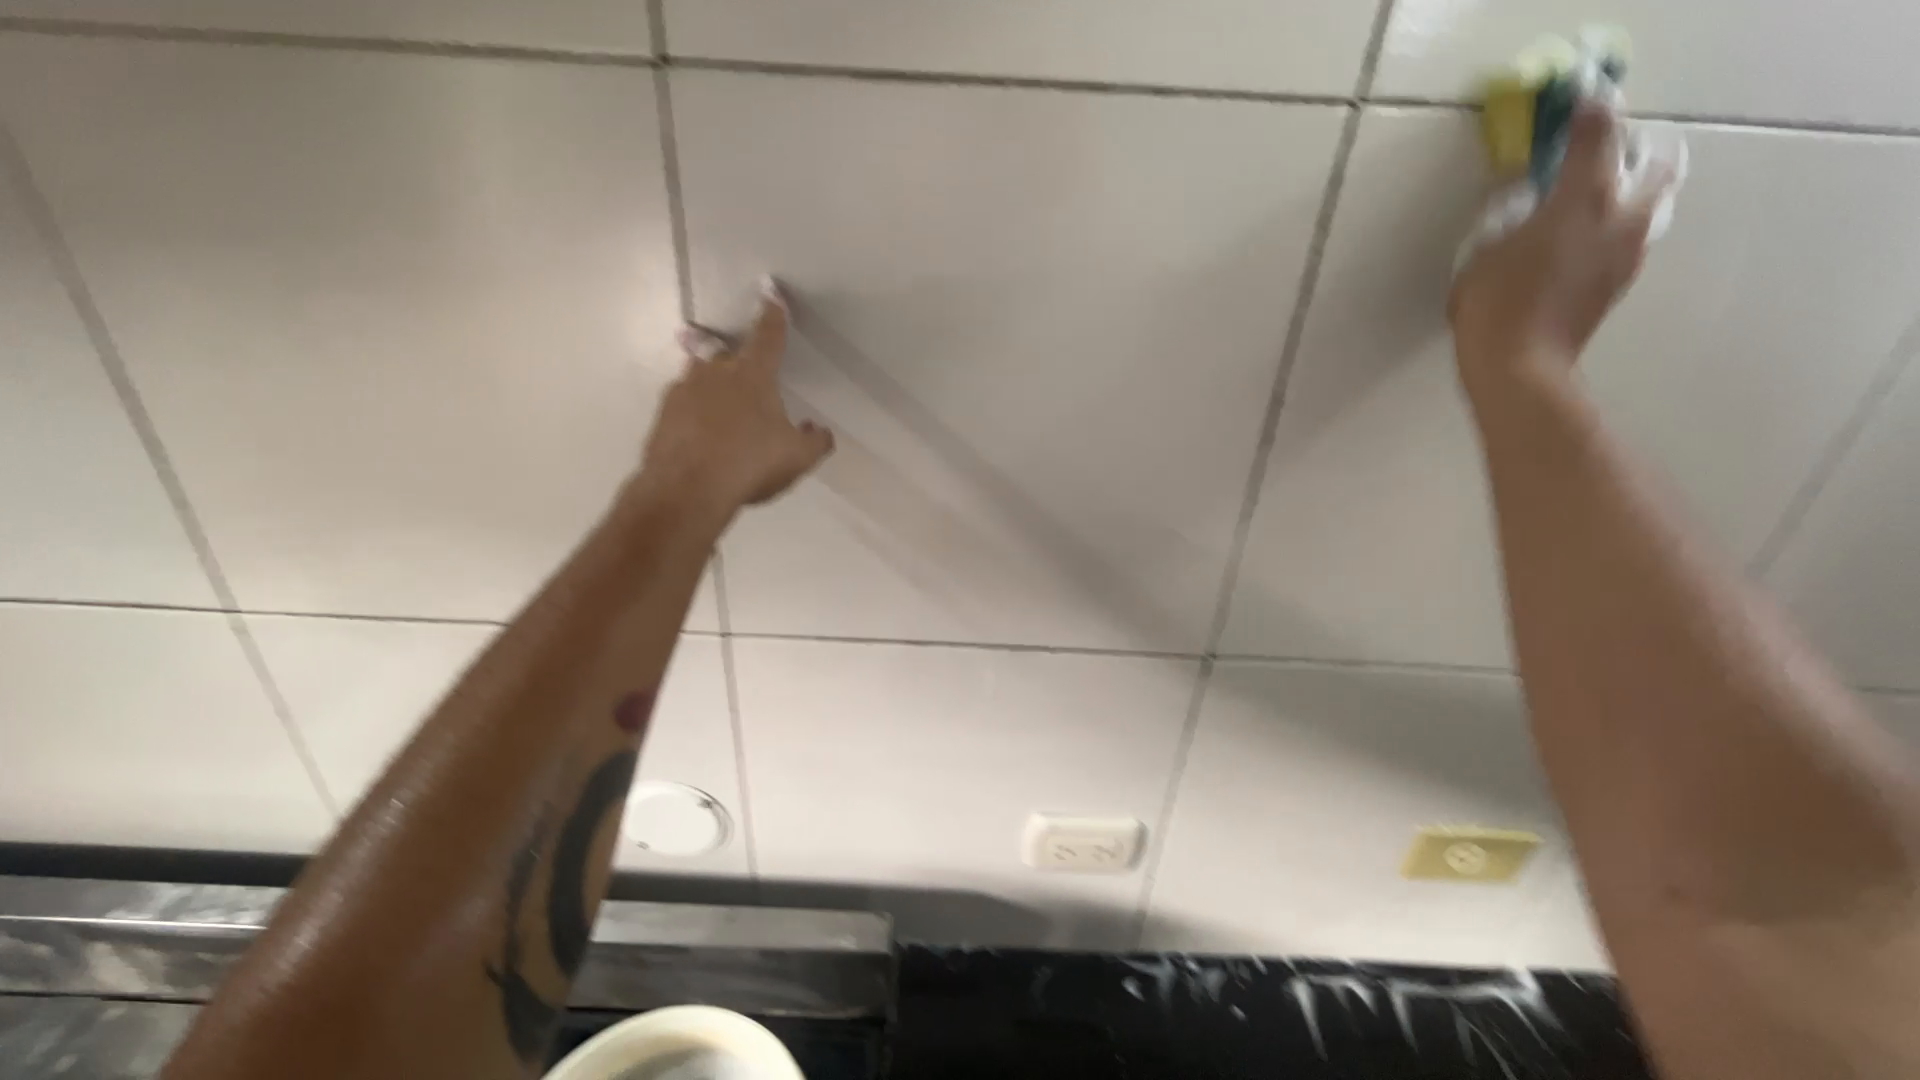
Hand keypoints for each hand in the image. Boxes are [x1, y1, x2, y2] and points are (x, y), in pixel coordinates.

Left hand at [641, 281, 834, 511]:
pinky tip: (692, 433)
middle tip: (708, 339)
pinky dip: (687, 415)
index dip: (773, 314)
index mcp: (753, 376)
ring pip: (693, 376)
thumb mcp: (797, 457)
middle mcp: (715, 374)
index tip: (770, 292)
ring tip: (705, 396)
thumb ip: (813, 441)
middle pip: (717, 350)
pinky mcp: (662, 419)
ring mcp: (682, 394)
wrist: (687, 489)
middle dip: (716, 344)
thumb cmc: (750, 463)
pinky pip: (678, 408)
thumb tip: (818, 432)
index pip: (769, 337)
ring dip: (699, 380)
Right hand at [1450, 102, 1679, 398]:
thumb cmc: (1493, 308)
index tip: (1576, 108)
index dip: (1589, 114)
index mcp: (1583, 200)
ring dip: (1632, 190)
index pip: (1600, 134)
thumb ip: (1506, 217)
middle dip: (1635, 150)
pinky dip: (1618, 223)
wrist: (1521, 369)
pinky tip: (1583, 239)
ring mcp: (1629, 250)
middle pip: (1659, 161)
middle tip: (1599, 157)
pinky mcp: (1621, 279)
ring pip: (1655, 199)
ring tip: (1593, 199)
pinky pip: (1635, 233)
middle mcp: (1622, 216)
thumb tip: (1524, 199)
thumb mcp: (1482, 253)